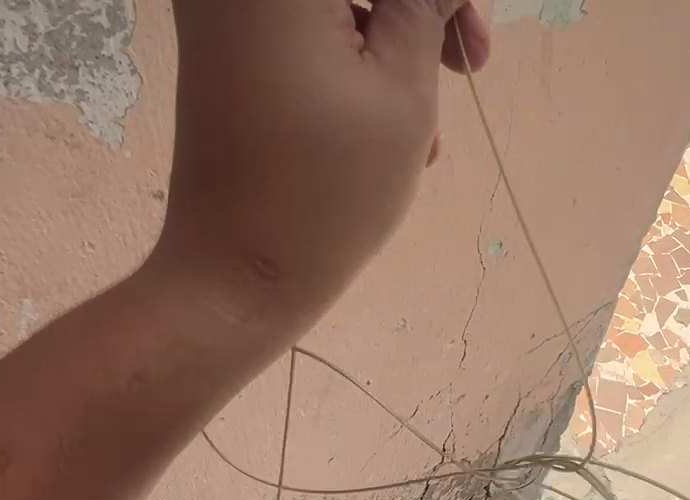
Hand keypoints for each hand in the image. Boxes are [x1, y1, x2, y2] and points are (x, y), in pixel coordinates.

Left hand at [152, 0, 491, 326]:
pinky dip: (349, 61)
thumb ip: (428, 4)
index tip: (469, 34)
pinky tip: (384, 123)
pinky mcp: (221, 50)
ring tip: (427, 129)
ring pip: (335, 4)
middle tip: (469, 60)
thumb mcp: (402, 92)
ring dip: (390, 42)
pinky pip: (301, 30)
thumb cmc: (326, 194)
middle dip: (417, 8)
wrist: (236, 280)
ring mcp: (220, 10)